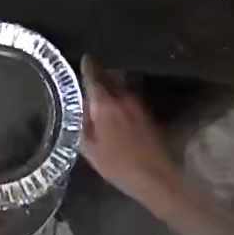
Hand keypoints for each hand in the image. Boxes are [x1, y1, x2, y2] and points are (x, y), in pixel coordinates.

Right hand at [79, 58, 181, 201]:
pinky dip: (120, 98)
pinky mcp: (147, 113)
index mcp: (105, 104)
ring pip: (121, 87)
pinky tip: (116, 110)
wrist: (155, 176)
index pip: (93, 77)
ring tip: (101, 94)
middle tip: (89, 78)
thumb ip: (80, 125)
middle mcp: (123, 98)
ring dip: (111, 87)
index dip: (87, 66)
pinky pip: (129, 98)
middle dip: (100, 75)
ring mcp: (138, 104)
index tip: (84, 58)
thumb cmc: (118, 165)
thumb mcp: (90, 149)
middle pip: (110, 77)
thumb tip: (78, 109)